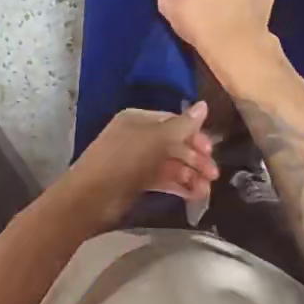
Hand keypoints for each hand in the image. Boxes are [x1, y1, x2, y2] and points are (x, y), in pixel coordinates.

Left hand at [52, 102, 218, 230]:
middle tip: (213, 175)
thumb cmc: (123, 162)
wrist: (89, 198)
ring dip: (190, 175)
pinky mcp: (136, 181)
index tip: (210, 151)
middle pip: (175, 144)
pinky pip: (163, 179)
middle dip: (196, 158)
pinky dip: (179, 186)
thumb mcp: (156, 140)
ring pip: (171, 163)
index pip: (174, 121)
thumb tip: (204, 105)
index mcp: (138, 120)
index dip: (195, 135)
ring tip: (205, 191)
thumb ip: (183, 125)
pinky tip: (193, 196)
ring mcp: (136, 160)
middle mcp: (137, 137)